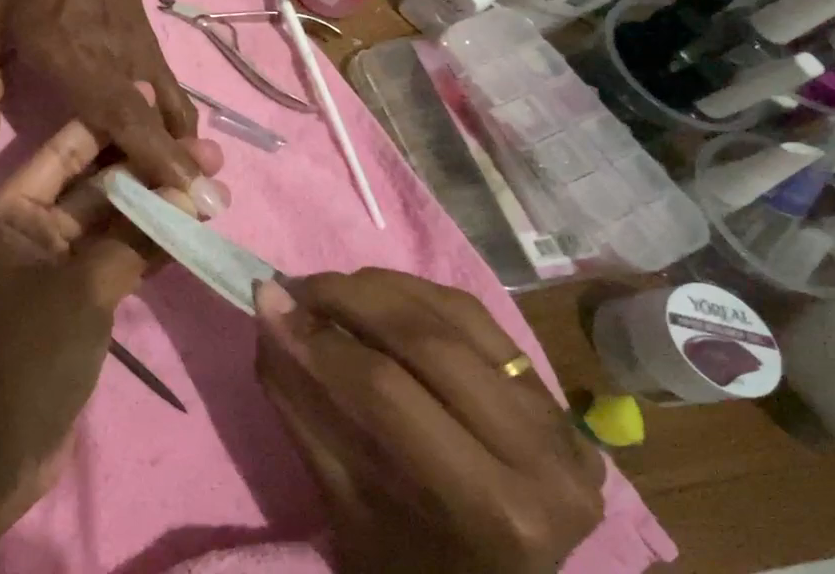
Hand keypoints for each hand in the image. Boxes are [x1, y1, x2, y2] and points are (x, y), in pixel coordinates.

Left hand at [0, 0, 222, 219]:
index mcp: (75, 65)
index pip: (123, 120)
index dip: (155, 160)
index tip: (187, 198)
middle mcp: (121, 71)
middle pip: (159, 131)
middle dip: (181, 177)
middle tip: (199, 218)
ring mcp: (146, 62)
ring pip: (175, 119)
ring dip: (185, 159)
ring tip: (195, 201)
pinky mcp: (157, 56)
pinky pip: (176, 102)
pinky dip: (182, 133)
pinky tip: (182, 159)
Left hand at [0, 117, 190, 527]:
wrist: (6, 442)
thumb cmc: (32, 353)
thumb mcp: (84, 288)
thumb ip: (136, 238)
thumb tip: (187, 194)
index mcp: (8, 209)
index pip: (65, 151)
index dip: (113, 126)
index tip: (159, 104)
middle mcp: (28, 226)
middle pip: (95, 184)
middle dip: (148, 169)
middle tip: (210, 153)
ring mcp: (52, 261)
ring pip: (112, 222)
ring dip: (157, 207)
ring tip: (216, 187)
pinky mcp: (74, 293)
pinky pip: (115, 256)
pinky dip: (150, 245)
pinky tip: (192, 227)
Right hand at [252, 269, 606, 573]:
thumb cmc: (397, 561)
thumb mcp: (336, 494)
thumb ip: (297, 394)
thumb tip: (269, 303)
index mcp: (488, 506)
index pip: (387, 390)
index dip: (319, 340)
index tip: (268, 305)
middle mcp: (545, 462)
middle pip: (428, 342)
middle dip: (346, 298)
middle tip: (294, 288)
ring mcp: (566, 430)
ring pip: (457, 316)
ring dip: (381, 288)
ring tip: (330, 290)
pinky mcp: (564, 407)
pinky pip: (481, 323)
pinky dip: (419, 297)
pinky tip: (379, 300)